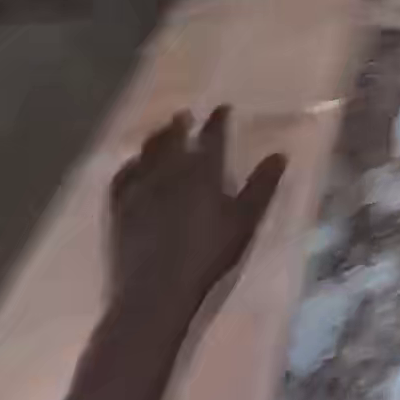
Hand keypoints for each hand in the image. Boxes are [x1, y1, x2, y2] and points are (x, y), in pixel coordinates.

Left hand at [107, 107, 284, 320]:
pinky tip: (131, 165)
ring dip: (156, 138)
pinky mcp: (119, 210)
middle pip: (174, 138)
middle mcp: (170, 171)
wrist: (155, 292)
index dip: (218, 120)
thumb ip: (262, 186)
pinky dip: (129, 165)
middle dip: (180, 124)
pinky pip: (122, 177)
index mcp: (203, 171)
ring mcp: (140, 189)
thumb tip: (280, 154)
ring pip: (147, 153)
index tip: (223, 108)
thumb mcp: (245, 220)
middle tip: (184, 114)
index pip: (212, 136)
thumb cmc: (208, 254)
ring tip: (160, 132)